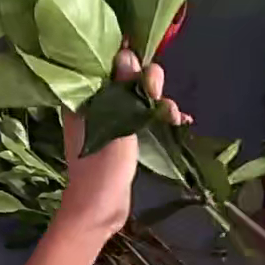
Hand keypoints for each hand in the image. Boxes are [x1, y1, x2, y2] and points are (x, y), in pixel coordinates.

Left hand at [57, 49, 189, 238]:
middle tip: (158, 95)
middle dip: (149, 84)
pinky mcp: (122, 137)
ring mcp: (109, 122)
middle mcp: (95, 105)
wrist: (98, 210)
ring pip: (138, 99)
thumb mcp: (116, 124)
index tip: (148, 65)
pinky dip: (159, 117)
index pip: (106, 64)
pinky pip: (142, 118)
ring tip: (175, 116)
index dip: (129, 60)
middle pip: (127, 79)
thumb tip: (127, 54)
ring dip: (159, 103)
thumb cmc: (102, 167)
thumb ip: (124, 90)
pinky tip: (180, 121)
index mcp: (84, 98)